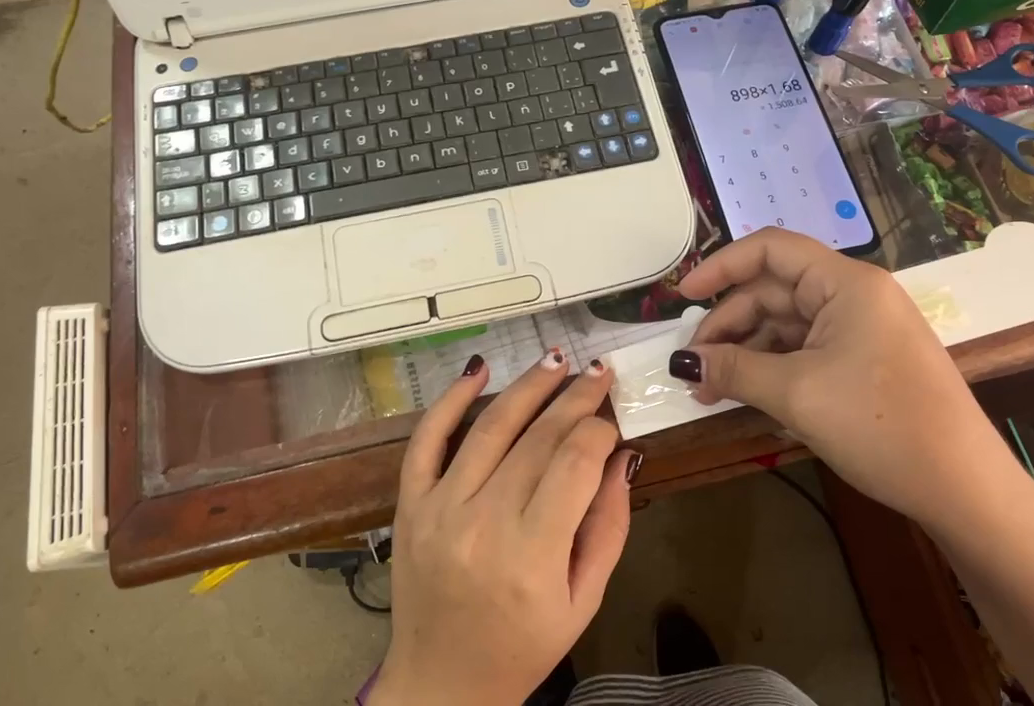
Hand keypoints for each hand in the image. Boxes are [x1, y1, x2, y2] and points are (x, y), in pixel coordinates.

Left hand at [371, 350, 638, 705]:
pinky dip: (450, 401)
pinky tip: (478, 371)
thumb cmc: (522, 646)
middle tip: (596, 371)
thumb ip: (609, 527)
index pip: (573, 465)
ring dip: (526, 387)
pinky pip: (427, 440)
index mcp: (533, 557)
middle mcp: (483, 524)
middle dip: (573, 399)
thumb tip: (622, 457)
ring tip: (555, 360)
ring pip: (489, 429)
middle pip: (537, 440)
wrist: (441, 683)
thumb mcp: (584, 601)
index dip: (598, 432)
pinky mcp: (410, 504)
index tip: (612, 423)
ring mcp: (440, 509)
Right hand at [670, 227, 1012, 525]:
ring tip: (711, 392)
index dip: (720, 266)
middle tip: (692, 369)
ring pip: (785, 325)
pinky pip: (805, 350)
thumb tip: (682, 361)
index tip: (682, 298)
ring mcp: (862, 330)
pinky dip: (772, 369)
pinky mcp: (865, 362)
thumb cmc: (881, 425)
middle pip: (773, 291)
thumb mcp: (797, 394)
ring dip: (746, 353)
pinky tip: (747, 397)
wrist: (965, 490)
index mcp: (846, 283)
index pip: (770, 250)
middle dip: (728, 327)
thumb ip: (734, 369)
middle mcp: (855, 296)